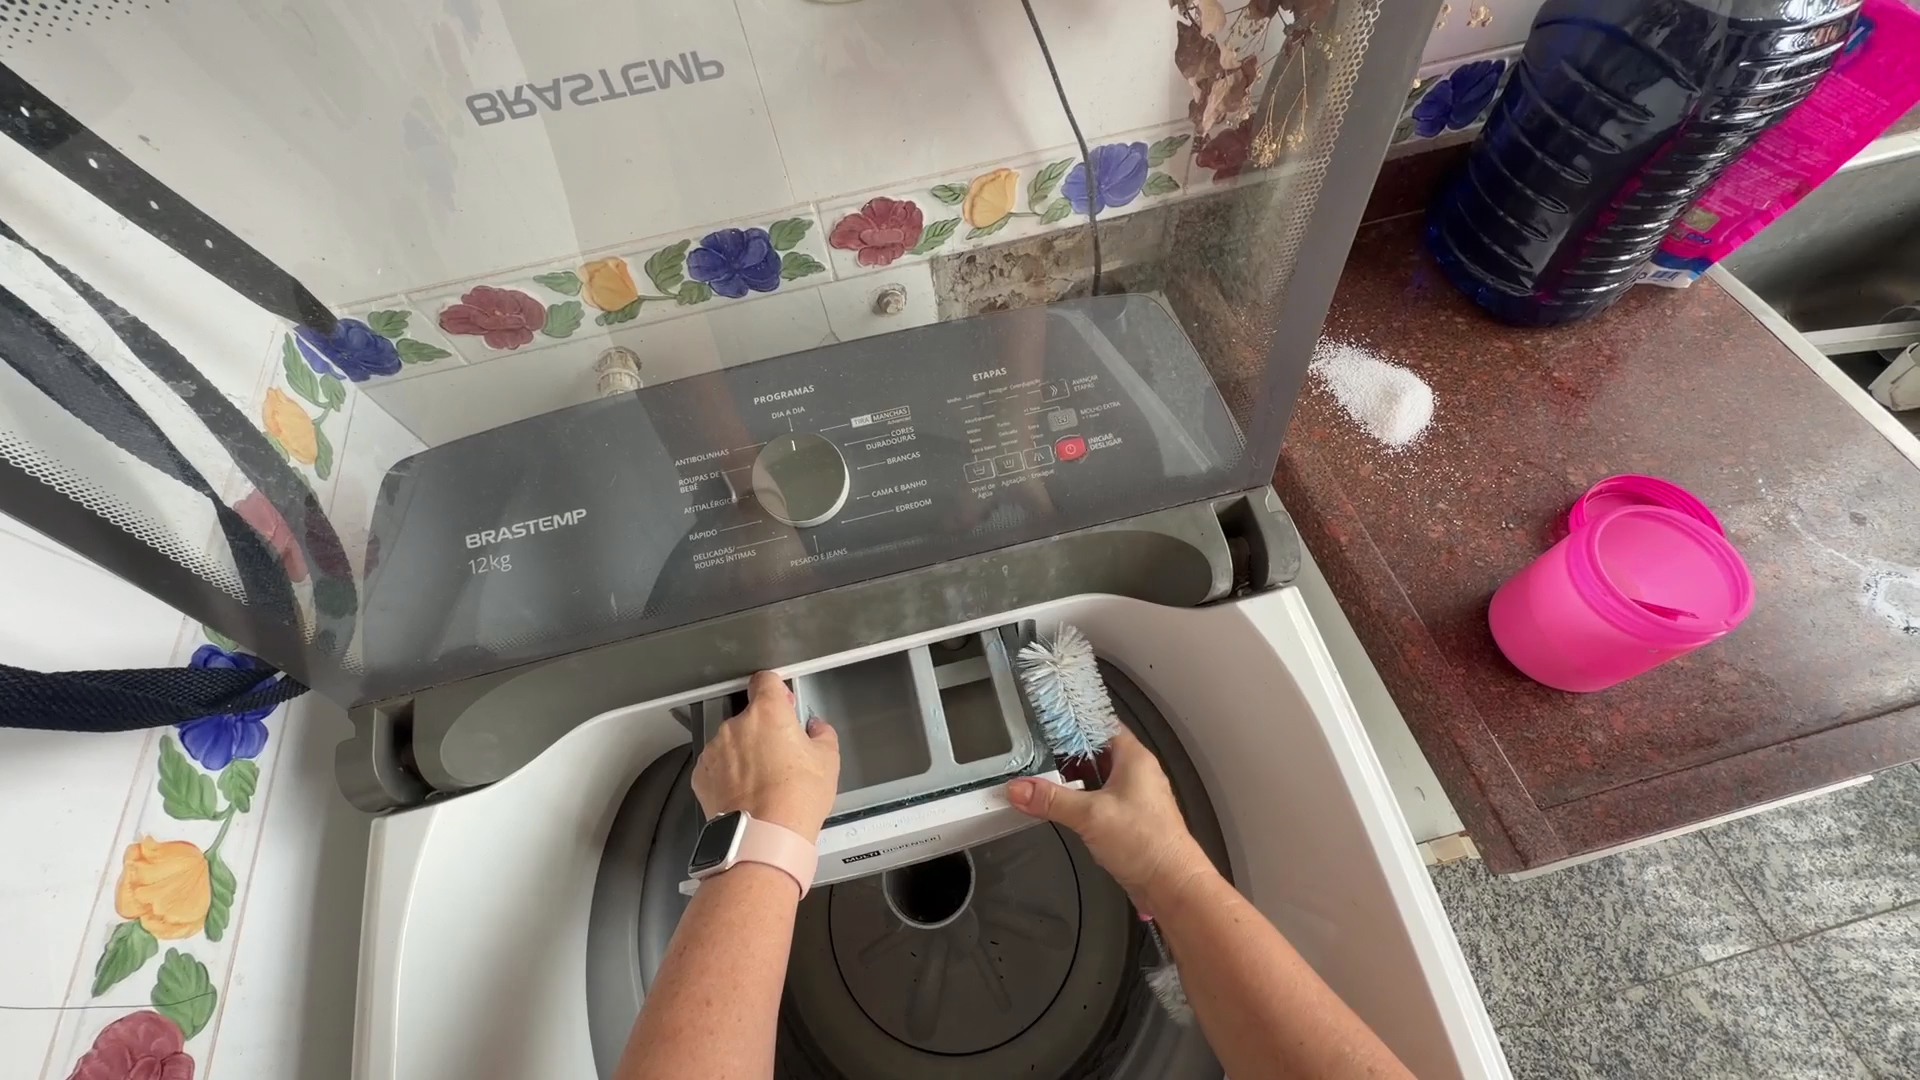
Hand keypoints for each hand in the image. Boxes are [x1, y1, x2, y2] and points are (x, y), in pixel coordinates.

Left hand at [693, 671, 839, 840]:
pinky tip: (747, 791)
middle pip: (750, 715)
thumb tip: (816, 729)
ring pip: (732, 741)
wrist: (765, 837)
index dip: (776, 690)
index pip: (765, 680)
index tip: (782, 702)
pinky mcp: (702, 775)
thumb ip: (822, 733)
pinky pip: (717, 765)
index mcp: (768, 711)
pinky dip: (728, 774)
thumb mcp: (828, 759)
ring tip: (764, 779)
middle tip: (781, 754)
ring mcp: (715, 750)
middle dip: (764, 729)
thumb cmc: (795, 798)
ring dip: (744, 752)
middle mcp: (736, 725)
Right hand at [1006, 731, 1212, 910]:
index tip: (1049, 721)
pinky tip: (1067, 808)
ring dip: (1075, 779)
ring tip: (1046, 777)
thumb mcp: (1090, 815)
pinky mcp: (1130, 819)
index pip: (1101, 724)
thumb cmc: (1148, 844)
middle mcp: (1137, 773)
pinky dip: (1084, 801)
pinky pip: (1102, 800)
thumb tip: (1019, 788)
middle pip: (1096, 752)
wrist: (1173, 887)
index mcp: (1134, 757)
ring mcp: (1135, 796)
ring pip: (1098, 777)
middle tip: (1040, 752)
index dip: (1075, 721)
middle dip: (1069, 754)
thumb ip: (1051, 800)